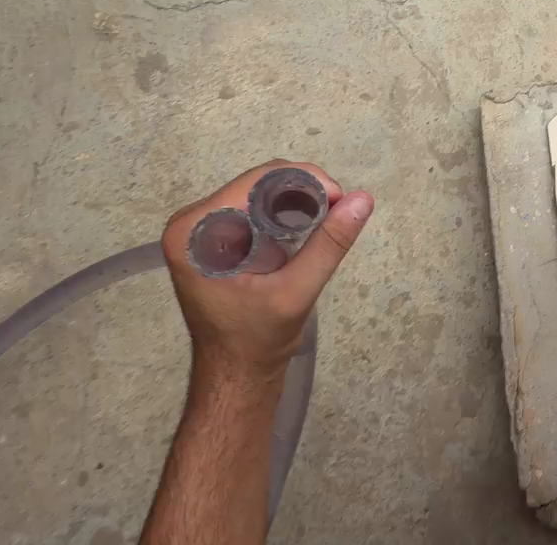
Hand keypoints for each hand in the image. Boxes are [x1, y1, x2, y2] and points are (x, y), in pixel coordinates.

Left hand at [160, 159, 374, 376]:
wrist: (236, 376)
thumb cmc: (257, 340)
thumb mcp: (297, 292)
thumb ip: (328, 244)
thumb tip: (363, 199)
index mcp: (196, 229)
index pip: (258, 180)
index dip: (305, 181)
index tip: (340, 200)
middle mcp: (193, 220)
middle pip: (261, 182)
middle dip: (305, 191)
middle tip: (338, 213)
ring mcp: (204, 227)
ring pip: (264, 191)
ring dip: (301, 200)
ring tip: (328, 222)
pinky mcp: (218, 235)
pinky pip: (260, 206)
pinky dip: (290, 212)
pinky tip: (311, 229)